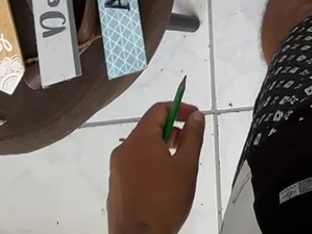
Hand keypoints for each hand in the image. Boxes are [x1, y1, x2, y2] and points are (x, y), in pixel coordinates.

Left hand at [107, 101, 204, 233]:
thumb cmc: (164, 203)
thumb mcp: (186, 165)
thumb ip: (193, 136)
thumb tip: (196, 117)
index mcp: (140, 139)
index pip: (159, 109)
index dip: (179, 108)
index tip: (194, 116)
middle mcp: (124, 150)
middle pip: (149, 127)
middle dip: (171, 130)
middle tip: (188, 142)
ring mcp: (117, 170)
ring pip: (141, 147)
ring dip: (160, 147)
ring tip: (177, 165)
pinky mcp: (116, 187)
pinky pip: (134, 164)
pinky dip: (149, 163)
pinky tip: (163, 182)